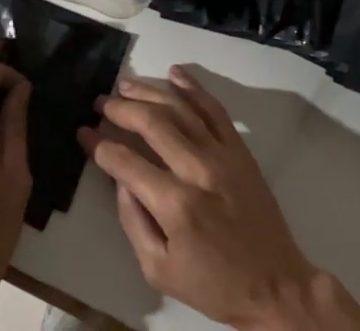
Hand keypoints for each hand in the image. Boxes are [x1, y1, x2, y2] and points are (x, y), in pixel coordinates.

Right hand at [81, 66, 359, 330]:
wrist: (275, 286)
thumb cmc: (213, 285)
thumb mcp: (158, 270)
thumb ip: (133, 221)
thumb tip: (120, 181)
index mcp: (175, 204)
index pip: (125, 162)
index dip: (99, 145)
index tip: (83, 133)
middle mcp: (198, 170)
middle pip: (152, 123)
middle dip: (120, 109)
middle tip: (100, 103)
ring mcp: (223, 155)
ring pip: (180, 109)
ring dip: (149, 93)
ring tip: (125, 84)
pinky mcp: (241, 150)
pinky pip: (215, 110)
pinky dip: (194, 88)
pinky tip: (174, 74)